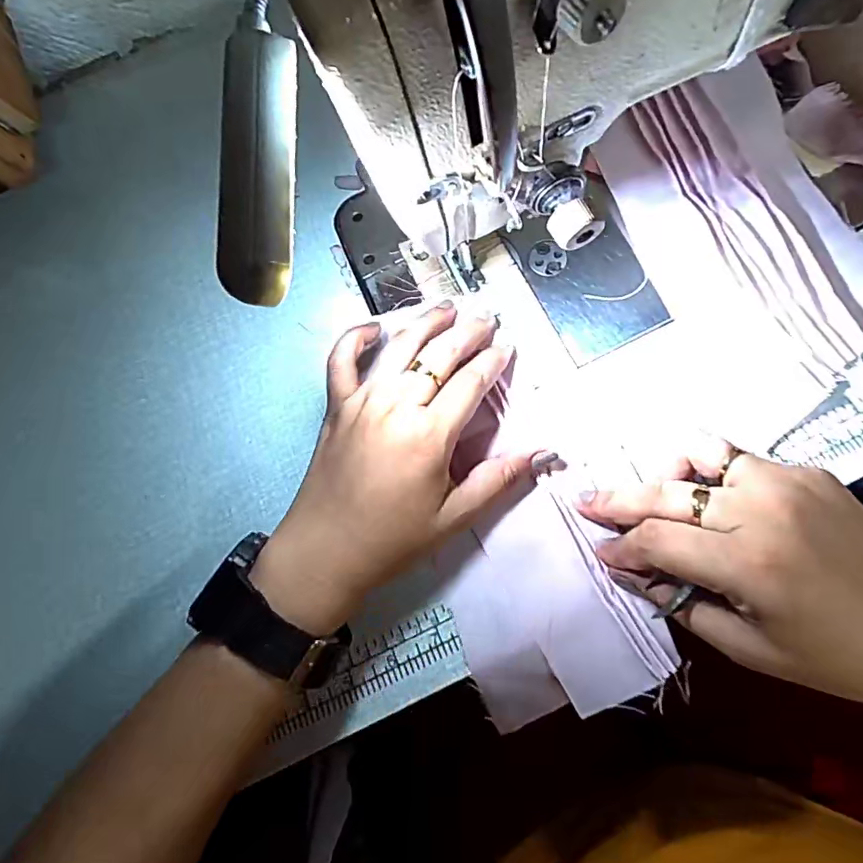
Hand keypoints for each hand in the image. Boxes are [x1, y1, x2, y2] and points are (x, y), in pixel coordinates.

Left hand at [254, 302, 538, 634]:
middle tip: (487, 319)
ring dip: (425, 323)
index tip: (508, 347)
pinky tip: (374, 327)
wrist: (323, 554)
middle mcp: (395, 408)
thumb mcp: (453, 517)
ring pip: (398, 349)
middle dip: (468, 333)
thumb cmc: (392, 540)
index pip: (470, 382)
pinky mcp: (336, 407)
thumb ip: (497, 480)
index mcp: (428, 436)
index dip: (493, 361)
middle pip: (438, 356)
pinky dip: (355, 338)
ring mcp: (361, 403)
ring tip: (447, 307)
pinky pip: (341, 361)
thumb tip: (539, 454)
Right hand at [580, 441, 862, 734]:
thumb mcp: (753, 649)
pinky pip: (744, 461)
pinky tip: (712, 495)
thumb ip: (686, 605)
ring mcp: (789, 479)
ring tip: (654, 491)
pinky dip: (716, 473)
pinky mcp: (809, 470)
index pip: (660, 541)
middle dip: (622, 498)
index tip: (600, 551)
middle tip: (588, 501)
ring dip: (670, 473)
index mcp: (749, 562)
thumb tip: (634, 573)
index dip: (623, 546)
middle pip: (670, 490)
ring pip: (705, 456)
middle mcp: (763, 506)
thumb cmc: (840, 659)